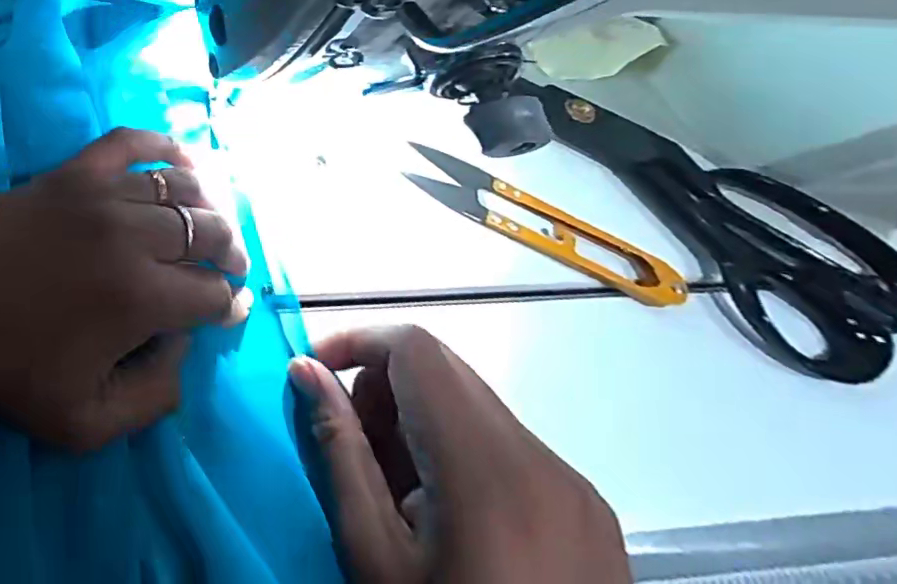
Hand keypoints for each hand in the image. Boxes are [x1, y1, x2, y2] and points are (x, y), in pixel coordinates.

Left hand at [0, 127, 249, 449]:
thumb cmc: (8, 368)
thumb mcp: (84, 423)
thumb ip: (153, 398)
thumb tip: (184, 346)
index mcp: (141, 298)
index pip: (213, 293)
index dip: (229, 304)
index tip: (228, 308)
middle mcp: (132, 236)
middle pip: (209, 233)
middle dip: (231, 253)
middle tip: (229, 267)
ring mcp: (101, 194)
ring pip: (181, 188)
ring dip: (209, 206)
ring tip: (212, 222)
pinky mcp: (73, 171)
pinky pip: (130, 142)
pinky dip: (163, 145)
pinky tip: (180, 158)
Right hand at [288, 326, 629, 583]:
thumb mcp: (374, 556)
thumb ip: (339, 449)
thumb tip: (305, 369)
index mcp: (488, 469)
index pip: (414, 348)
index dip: (356, 341)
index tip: (316, 372)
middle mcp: (542, 460)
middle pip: (443, 369)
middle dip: (381, 385)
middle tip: (352, 444)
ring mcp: (574, 485)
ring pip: (472, 402)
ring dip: (418, 418)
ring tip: (398, 491)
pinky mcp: (590, 510)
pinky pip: (506, 442)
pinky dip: (458, 448)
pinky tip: (447, 514)